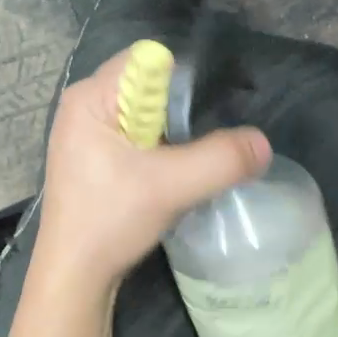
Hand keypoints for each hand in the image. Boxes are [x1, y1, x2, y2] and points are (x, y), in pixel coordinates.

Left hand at [35, 47, 271, 287]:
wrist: (74, 276)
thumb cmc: (109, 222)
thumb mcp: (170, 188)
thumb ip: (220, 160)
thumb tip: (263, 144)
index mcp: (90, 97)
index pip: (148, 60)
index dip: (185, 80)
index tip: (211, 113)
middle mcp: (84, 106)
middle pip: (150, 86)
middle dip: (183, 110)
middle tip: (207, 140)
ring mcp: (87, 134)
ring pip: (148, 115)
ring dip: (175, 135)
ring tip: (194, 160)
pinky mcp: (96, 159)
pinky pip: (140, 137)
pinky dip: (162, 152)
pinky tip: (174, 176)